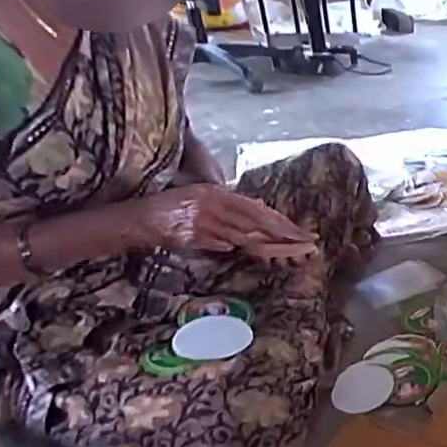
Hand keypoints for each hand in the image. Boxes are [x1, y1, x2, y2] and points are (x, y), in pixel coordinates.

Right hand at [127, 184, 315, 253]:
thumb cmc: (173, 208)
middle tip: (309, 243)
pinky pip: (222, 245)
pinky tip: (255, 253)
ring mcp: (203, 220)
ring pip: (244, 236)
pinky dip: (236, 248)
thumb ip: (232, 207)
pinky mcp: (193, 235)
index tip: (304, 233)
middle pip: (258, 222)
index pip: (259, 210)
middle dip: (285, 235)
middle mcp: (213, 204)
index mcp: (218, 193)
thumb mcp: (205, 199)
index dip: (283, 222)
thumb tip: (262, 213)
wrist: (137, 217)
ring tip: (292, 252)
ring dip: (268, 246)